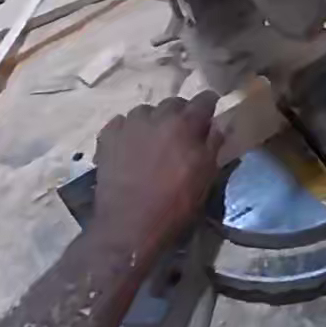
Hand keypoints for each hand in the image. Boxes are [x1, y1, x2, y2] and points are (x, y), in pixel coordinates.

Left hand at [92, 92, 221, 251]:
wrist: (130, 228)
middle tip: (182, 135)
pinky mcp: (107, 140)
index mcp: (186, 123)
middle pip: (174, 103)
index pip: (205, 98)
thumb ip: (214, 143)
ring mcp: (129, 126)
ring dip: (153, 121)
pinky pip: (120, 123)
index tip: (210, 119)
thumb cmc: (176, 202)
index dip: (209, 108)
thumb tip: (218, 124)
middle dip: (181, 114)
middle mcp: (158, 117)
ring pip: (146, 111)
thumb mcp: (208, 174)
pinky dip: (128, 130)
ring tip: (154, 141)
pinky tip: (130, 145)